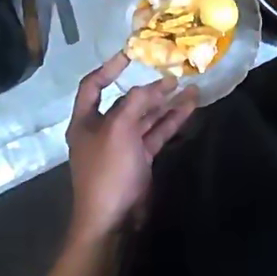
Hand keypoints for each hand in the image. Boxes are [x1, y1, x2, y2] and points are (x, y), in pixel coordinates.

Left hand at [65, 54, 196, 244]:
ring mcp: (123, 145)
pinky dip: (172, 121)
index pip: (92, 86)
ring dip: (166, 103)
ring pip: (146, 117)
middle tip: (173, 73)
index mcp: (85, 121)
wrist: (112, 220)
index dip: (109, 69)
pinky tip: (190, 108)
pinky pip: (156, 133)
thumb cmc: (107, 171)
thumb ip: (136, 102)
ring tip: (191, 88)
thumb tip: (158, 84)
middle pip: (126, 101)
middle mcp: (103, 129)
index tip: (130, 55)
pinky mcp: (140, 158)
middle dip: (149, 88)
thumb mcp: (118, 130)